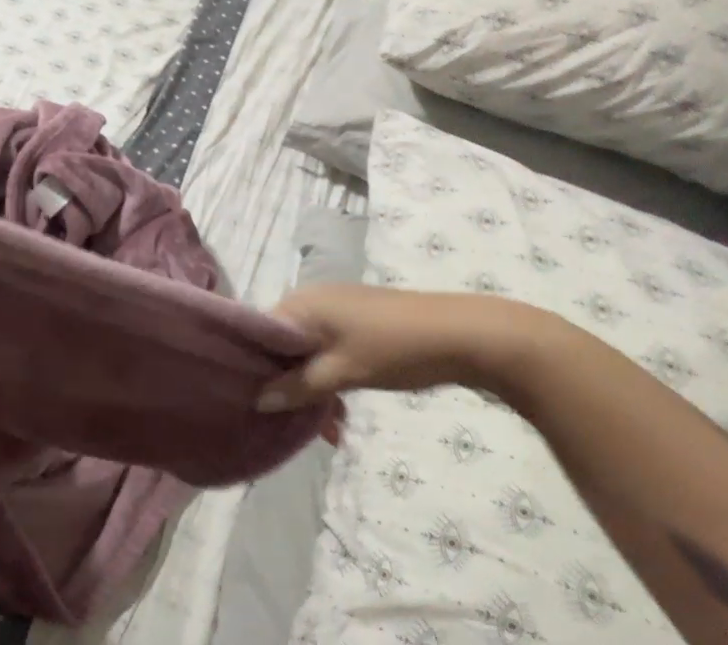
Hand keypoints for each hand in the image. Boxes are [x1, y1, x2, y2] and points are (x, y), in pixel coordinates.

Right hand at [256, 282, 554, 412]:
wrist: (474, 336)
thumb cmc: (396, 349)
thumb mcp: (342, 372)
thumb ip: (298, 387)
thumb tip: (258, 401)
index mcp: (298, 303)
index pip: (258, 335)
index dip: (254, 368)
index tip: (257, 401)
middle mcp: (311, 300)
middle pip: (283, 346)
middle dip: (289, 385)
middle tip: (298, 422)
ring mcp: (339, 308)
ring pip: (309, 352)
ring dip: (314, 388)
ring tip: (330, 427)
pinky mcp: (362, 320)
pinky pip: (330, 350)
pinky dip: (333, 377)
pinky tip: (345, 410)